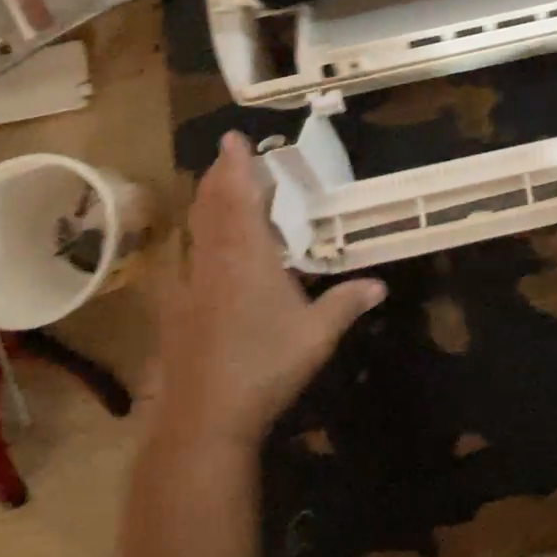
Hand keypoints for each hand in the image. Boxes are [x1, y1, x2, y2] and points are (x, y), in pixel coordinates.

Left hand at [151, 132, 385, 446]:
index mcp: (247, 257)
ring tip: (216, 192)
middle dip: (219, 177)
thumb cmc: (265, 365)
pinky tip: (202, 257)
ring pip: (195, 233)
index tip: (233, 138)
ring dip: (205, 206)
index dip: (236, 166)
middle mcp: (214, 263)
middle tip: (227, 156)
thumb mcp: (318, 334)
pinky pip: (186, 263)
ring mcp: (189, 288)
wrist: (203, 419)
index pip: (239, 198)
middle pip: (211, 208)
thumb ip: (347, 303)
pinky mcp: (177, 314)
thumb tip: (379, 285)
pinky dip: (197, 244)